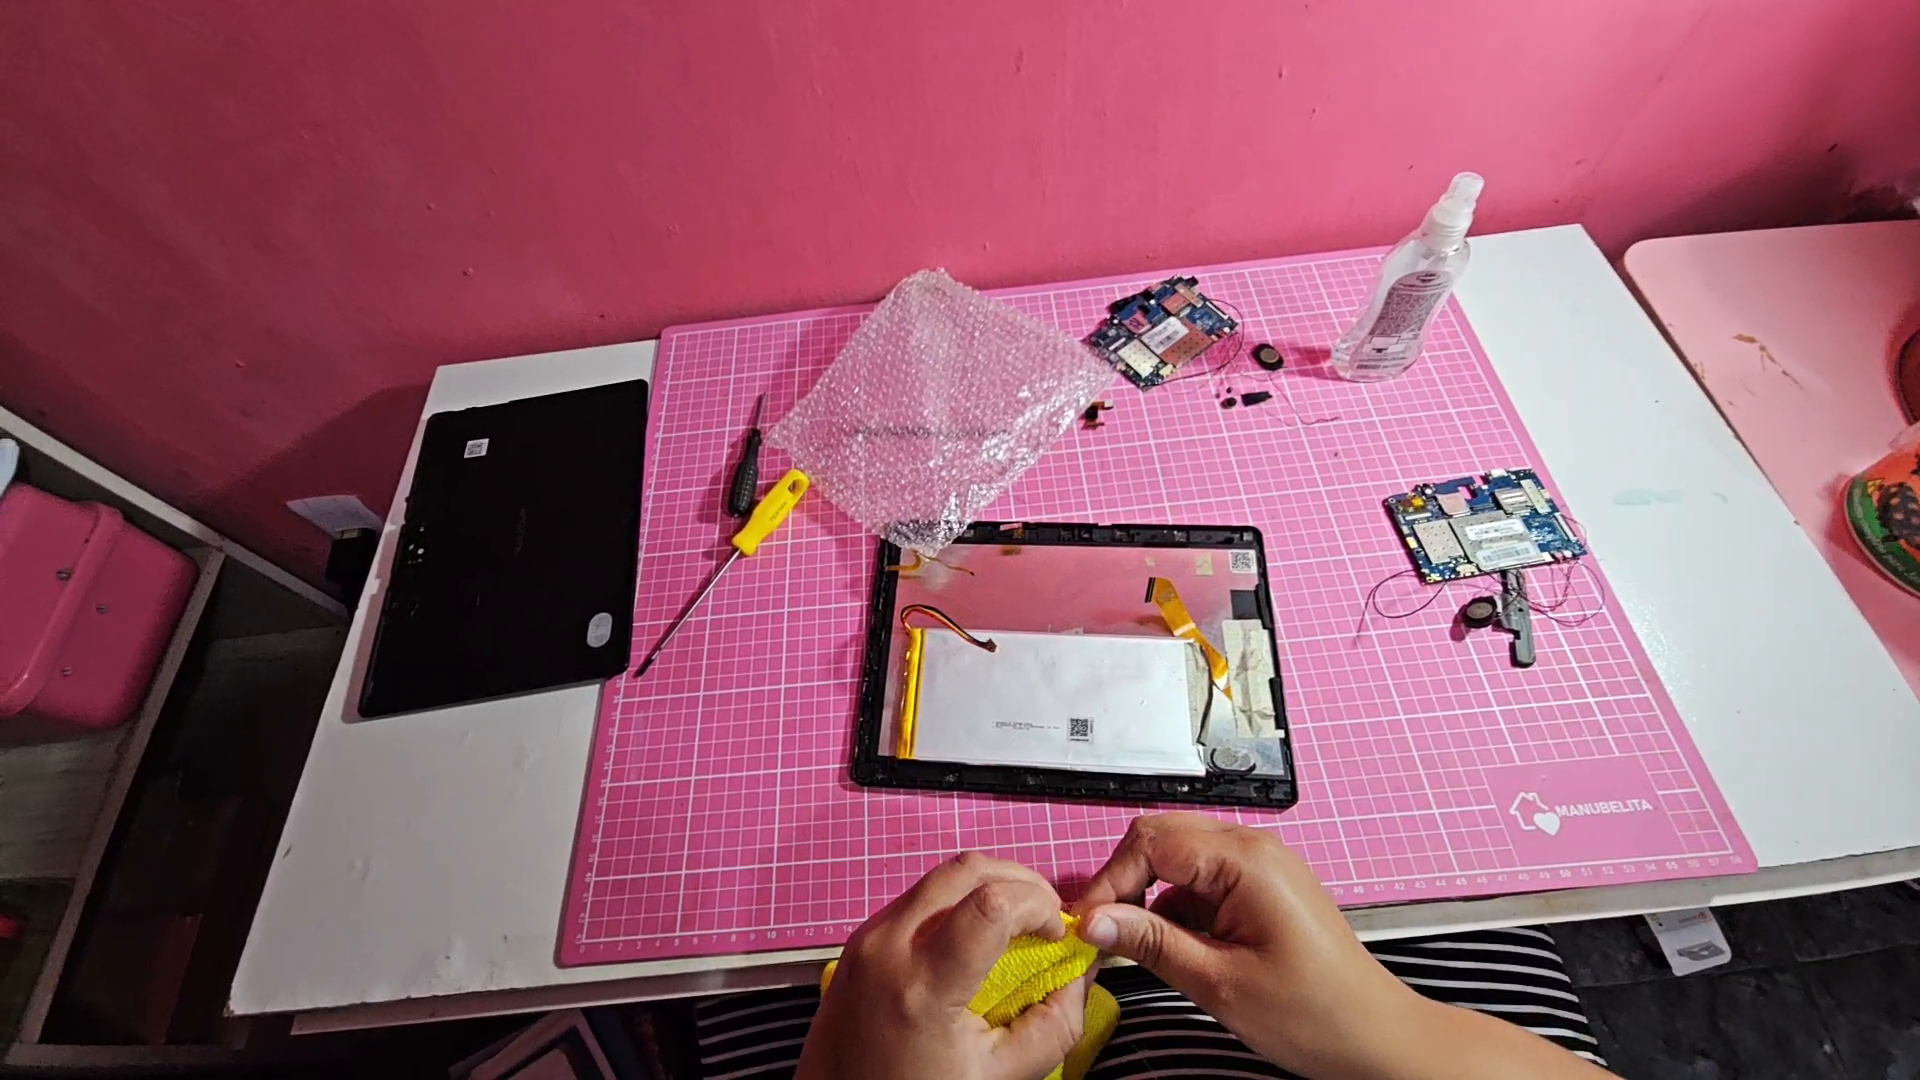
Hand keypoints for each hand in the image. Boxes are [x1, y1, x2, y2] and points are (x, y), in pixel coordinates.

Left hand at [797, 852, 1088, 1079]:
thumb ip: (1050, 1027)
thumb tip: (1078, 975)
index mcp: (922, 987)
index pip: (990, 905)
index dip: (1037, 905)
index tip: (1056, 930)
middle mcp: (889, 945)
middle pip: (967, 869)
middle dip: (1019, 879)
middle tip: (1045, 913)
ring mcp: (871, 933)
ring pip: (943, 874)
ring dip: (989, 883)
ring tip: (1016, 919)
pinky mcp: (864, 932)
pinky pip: (921, 893)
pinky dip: (959, 897)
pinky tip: (977, 930)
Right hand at [1072, 814, 1610, 1079]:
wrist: (1382, 1042)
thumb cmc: (1311, 1017)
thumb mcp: (1220, 984)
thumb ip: (1152, 942)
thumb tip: (1092, 921)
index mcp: (1242, 858)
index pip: (1151, 842)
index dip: (1110, 879)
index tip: (1084, 923)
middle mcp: (1249, 843)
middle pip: (1161, 836)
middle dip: (1125, 878)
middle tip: (1103, 926)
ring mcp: (1258, 857)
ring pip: (1178, 852)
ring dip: (1150, 890)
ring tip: (1137, 939)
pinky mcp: (1261, 878)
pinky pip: (1202, 872)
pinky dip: (1178, 901)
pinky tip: (1178, 939)